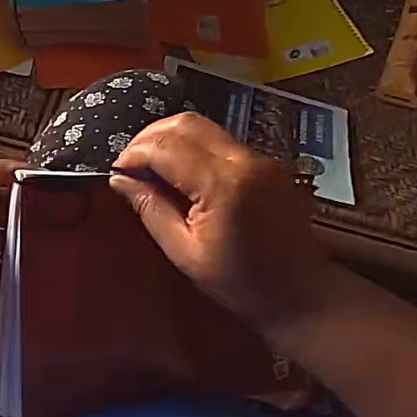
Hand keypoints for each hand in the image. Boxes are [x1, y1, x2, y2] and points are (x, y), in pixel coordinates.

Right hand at [109, 113, 337, 332]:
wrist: (299, 292)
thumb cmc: (240, 283)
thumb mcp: (185, 253)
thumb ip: (151, 210)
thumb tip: (119, 180)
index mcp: (224, 184)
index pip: (166, 147)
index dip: (134, 153)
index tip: (117, 171)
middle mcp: (244, 160)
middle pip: (186, 123)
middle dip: (150, 137)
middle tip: (130, 163)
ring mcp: (260, 157)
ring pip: (205, 127)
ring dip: (171, 138)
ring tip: (151, 166)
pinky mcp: (268, 162)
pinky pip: (221, 141)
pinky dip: (194, 147)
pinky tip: (181, 172)